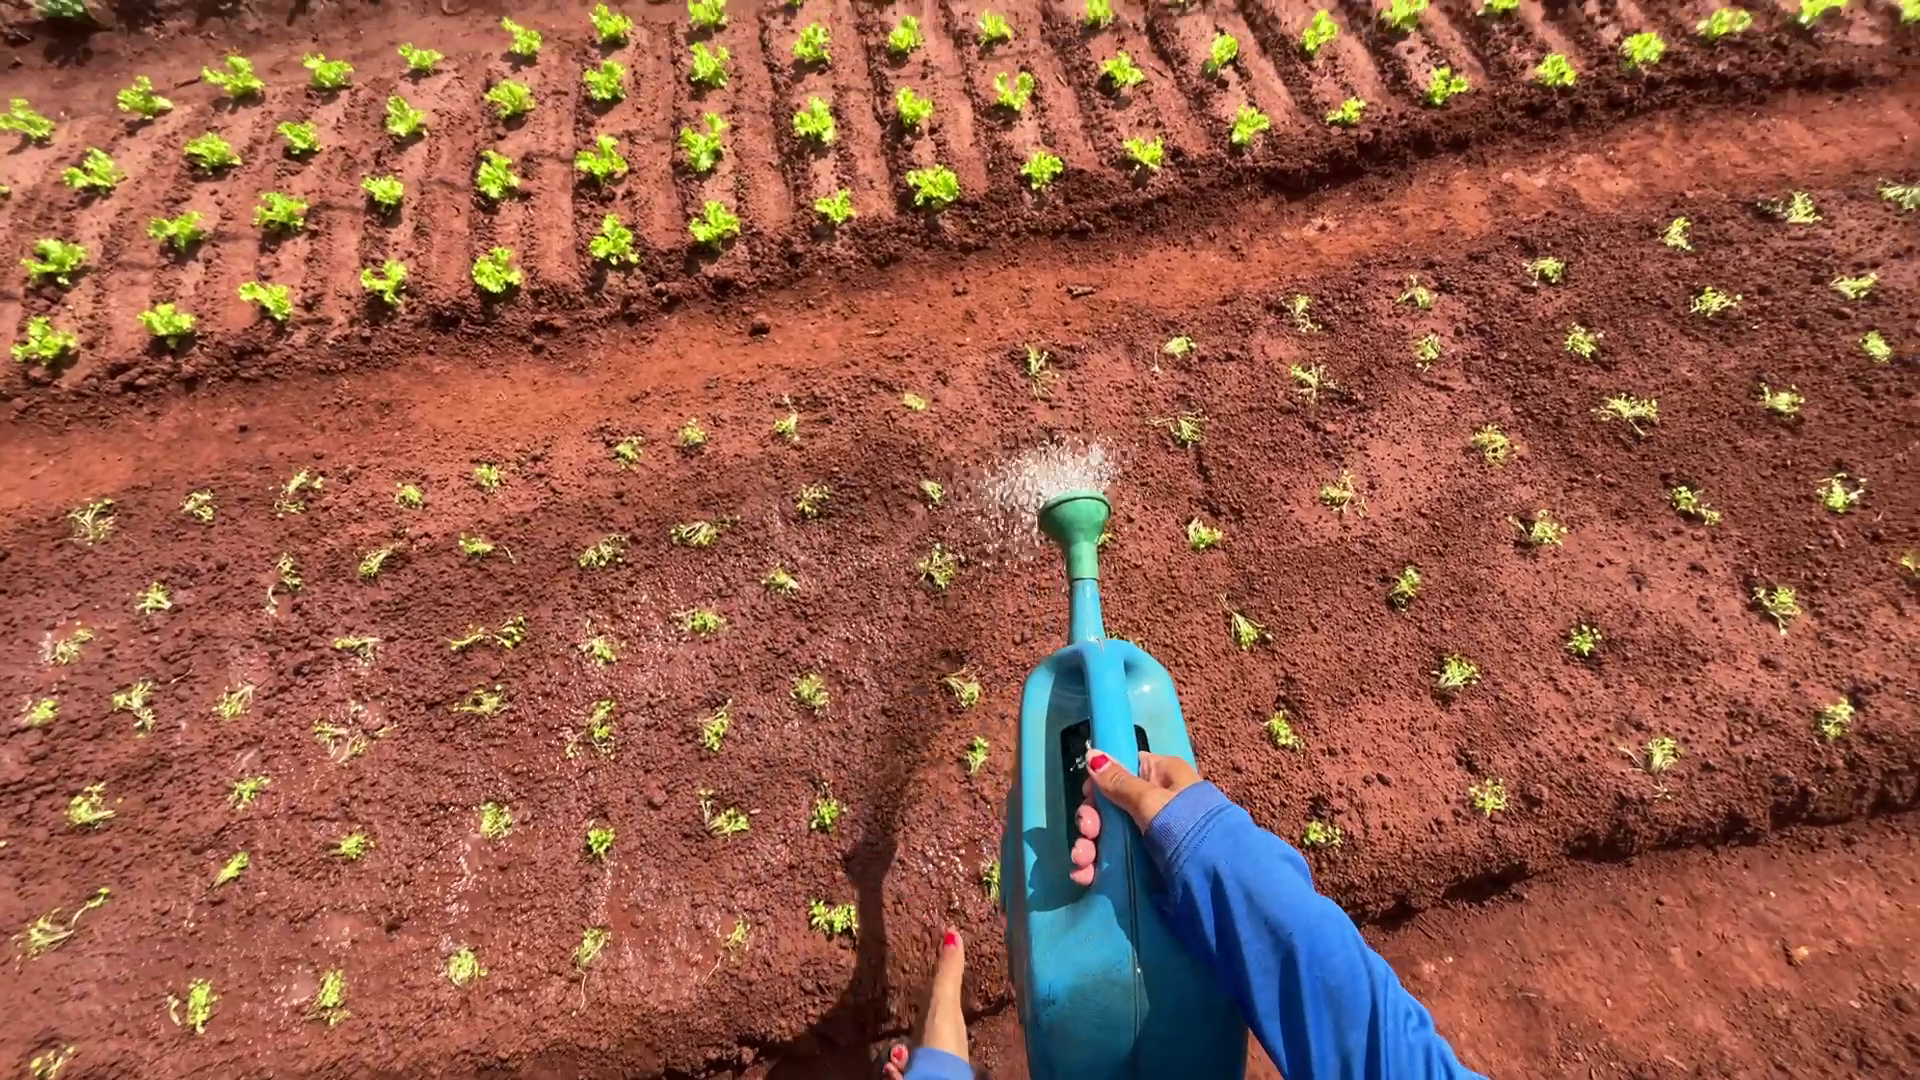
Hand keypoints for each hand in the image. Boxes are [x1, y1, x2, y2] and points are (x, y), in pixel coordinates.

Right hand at [1068, 748, 1202, 885]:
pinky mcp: (1147, 862)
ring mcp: (1151, 833)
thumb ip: (1118, 782)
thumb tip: (1093, 753)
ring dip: (1089, 846)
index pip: (1121, 770)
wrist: (1220, 879)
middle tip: (1087, 835)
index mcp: (1161, 775)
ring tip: (1081, 863)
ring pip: (1108, 834)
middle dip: (1091, 821)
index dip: (1099, 784)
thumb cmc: (1185, 826)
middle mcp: (1155, 800)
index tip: (1087, 798)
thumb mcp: (1150, 800)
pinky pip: (1115, 858)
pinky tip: (1084, 875)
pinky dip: (1097, 866)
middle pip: (1110, 805)